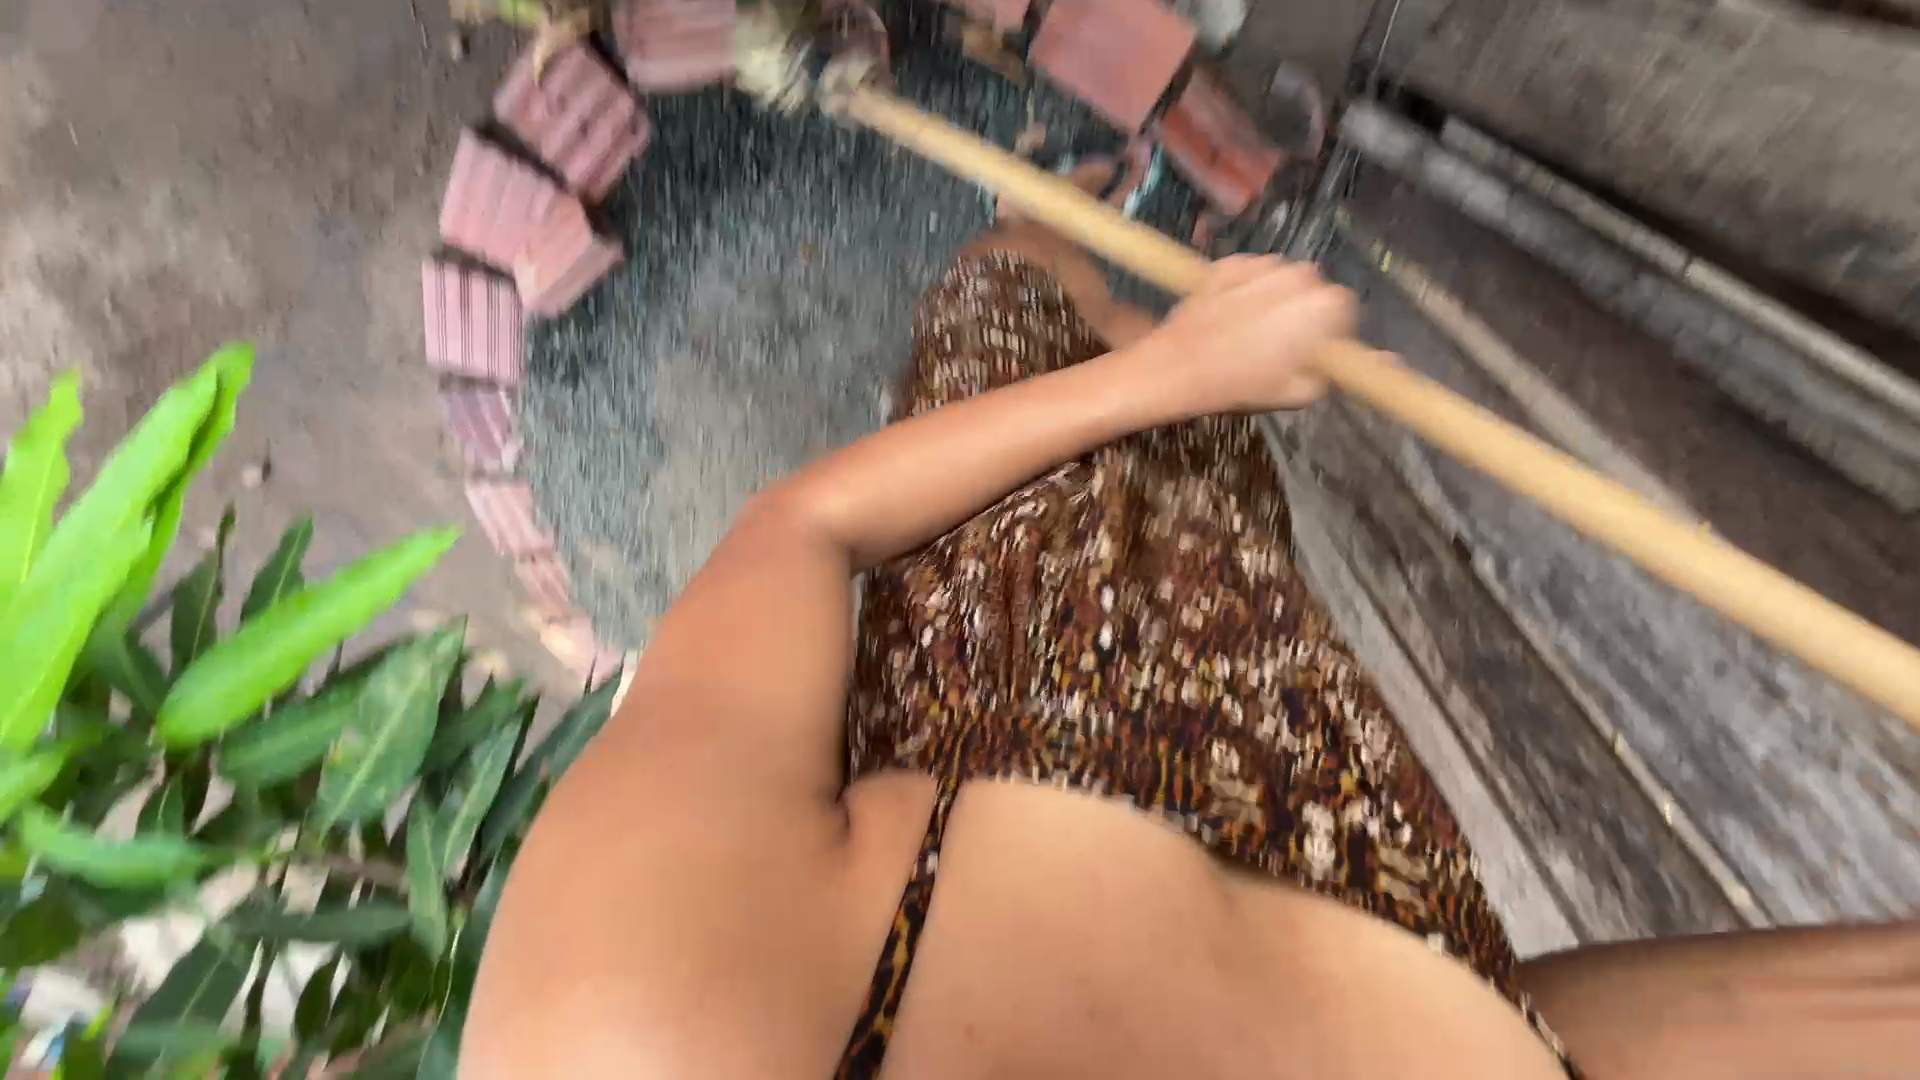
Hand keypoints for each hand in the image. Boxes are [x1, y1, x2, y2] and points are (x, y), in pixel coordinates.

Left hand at [1119, 255, 1355, 415]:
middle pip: (1314, 294)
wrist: (1175, 368)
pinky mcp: (1230, 262)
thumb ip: (1346, 373)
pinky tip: (1227, 320)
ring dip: (1272, 303)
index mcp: (1326, 304)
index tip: (1307, 355)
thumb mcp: (1300, 391)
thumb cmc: (1239, 385)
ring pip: (1281, 282)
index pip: (1346, 314)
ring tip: (1245, 337)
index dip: (1328, 337)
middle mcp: (1301, 274)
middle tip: (1273, 350)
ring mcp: (1263, 263)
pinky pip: (1249, 276)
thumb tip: (1388, 361)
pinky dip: (1244, 293)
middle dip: (1301, 317)